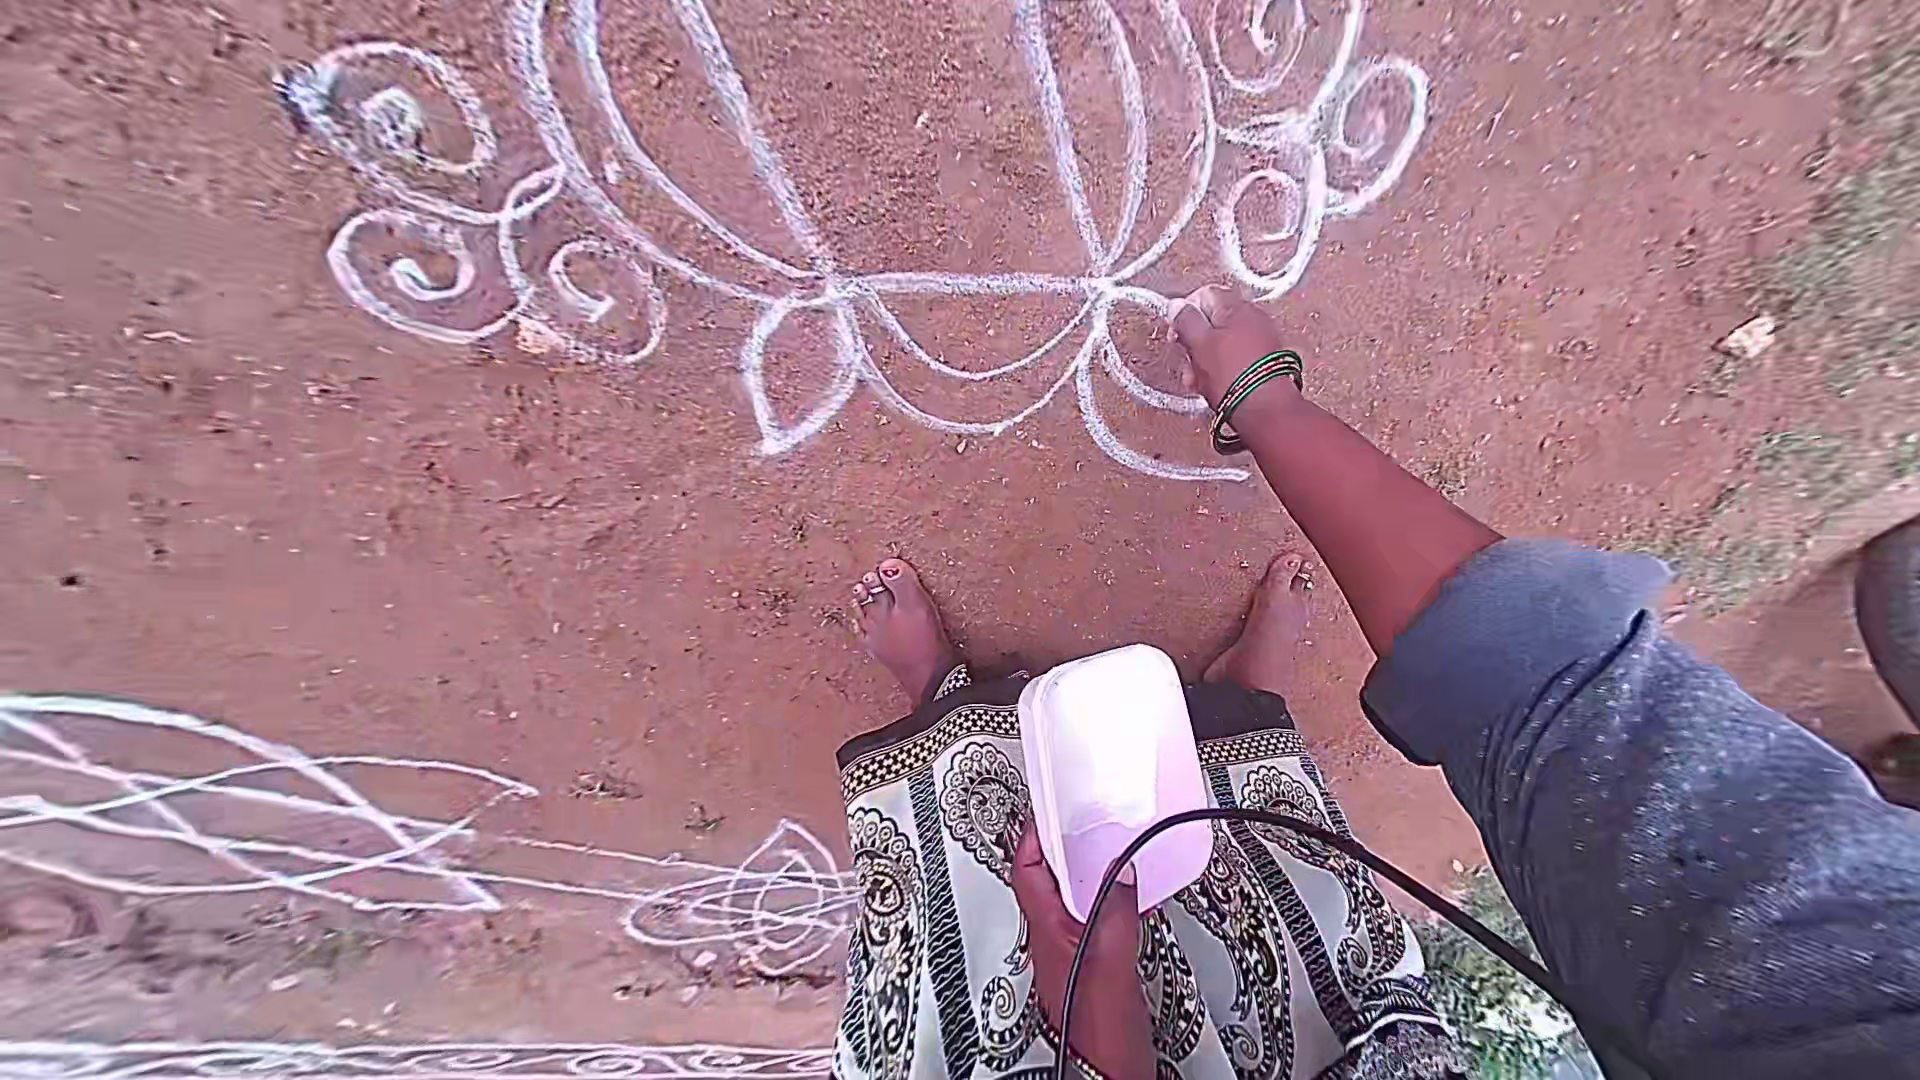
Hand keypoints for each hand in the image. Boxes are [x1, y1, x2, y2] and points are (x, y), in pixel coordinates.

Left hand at [1010, 823, 1155, 1079]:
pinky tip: (1132, 897)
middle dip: (1062, 848)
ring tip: (1108, 853)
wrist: (1108, 1075)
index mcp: (1044, 927)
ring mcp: (1069, 948)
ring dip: (1088, 872)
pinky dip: (1109, 898)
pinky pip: (1093, 914)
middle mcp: (1051, 934)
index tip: (1047, 812)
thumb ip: (1116, 909)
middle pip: (1047, 877)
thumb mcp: (1111, 958)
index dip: (1032, 836)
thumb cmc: (1098, 1030)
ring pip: (1071, 895)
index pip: (1024, 868)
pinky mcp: (1089, 960)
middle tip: (1079, 825)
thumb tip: (1122, 869)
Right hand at [1168, 284, 1294, 409]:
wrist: (1263, 409)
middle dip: (1193, 340)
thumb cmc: (1232, 377)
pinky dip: (1219, 367)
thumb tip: (1176, 305)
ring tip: (1197, 379)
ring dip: (1203, 358)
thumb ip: (1186, 321)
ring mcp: (1260, 338)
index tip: (1175, 332)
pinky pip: (1233, 356)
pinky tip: (1213, 384)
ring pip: (1220, 340)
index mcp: (1236, 308)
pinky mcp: (1262, 359)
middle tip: (1186, 359)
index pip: (1204, 294)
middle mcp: (1252, 317)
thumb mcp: (1199, 345)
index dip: (1185, 311)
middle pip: (1212, 319)